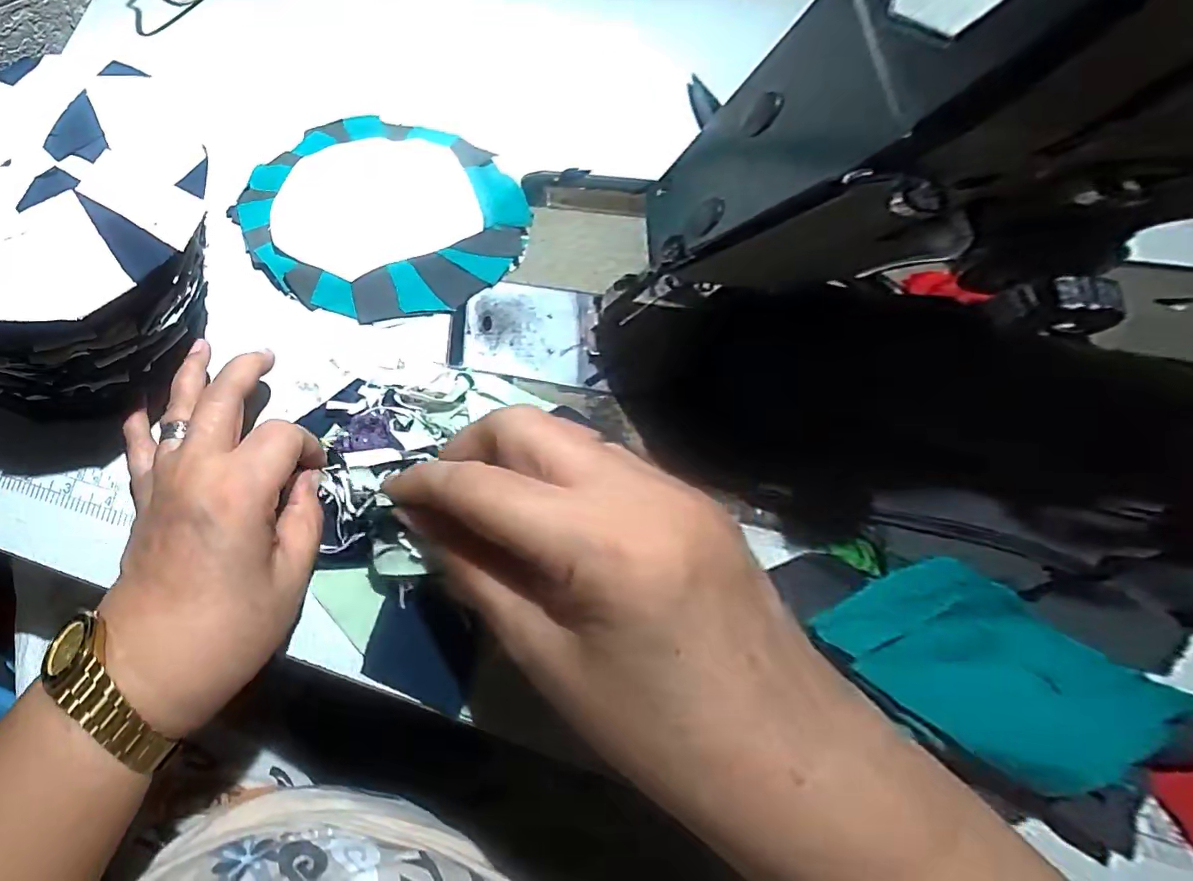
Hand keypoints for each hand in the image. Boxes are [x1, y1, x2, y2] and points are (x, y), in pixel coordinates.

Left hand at [99, 340, 326, 737]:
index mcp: (239, 487)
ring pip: (175, 409)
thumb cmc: (227, 630)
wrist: (149, 663)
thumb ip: (302, 519)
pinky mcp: (142, 495)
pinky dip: (140, 424)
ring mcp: (163, 477)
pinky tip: (141, 408)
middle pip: (220, 397)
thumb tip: (301, 479)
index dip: (306, 445)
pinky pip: (138, 448)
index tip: (314, 471)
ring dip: (190, 373)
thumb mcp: (288, 581)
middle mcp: (197, 466)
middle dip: (245, 370)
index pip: (281, 436)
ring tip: (202, 345)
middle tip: (265, 356)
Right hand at [381, 406, 846, 779]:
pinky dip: (553, 470)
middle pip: (521, 424)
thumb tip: (422, 520)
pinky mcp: (691, 496)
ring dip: (509, 454)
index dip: (424, 483)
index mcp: (599, 543)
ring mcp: (673, 486)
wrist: (801, 767)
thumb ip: (474, 571)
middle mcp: (639, 491)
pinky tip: (545, 517)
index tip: (391, 493)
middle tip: (440, 497)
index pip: (482, 484)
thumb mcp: (542, 656)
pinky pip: (600, 457)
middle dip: (465, 449)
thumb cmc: (656, 733)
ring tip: (486, 505)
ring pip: (561, 431)